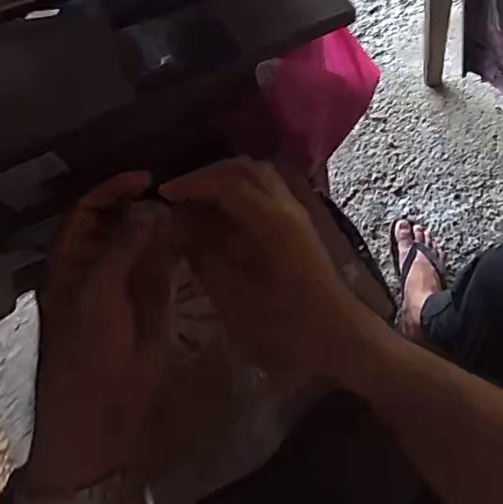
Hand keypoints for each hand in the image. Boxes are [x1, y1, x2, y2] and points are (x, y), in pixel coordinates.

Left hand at [27, 172, 170, 493]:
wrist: (102, 409)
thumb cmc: (85, 349)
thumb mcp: (98, 292)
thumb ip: (125, 246)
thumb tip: (152, 206)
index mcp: (73, 259)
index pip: (89, 210)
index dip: (112, 190)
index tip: (145, 179)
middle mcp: (100, 262)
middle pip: (120, 219)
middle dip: (144, 202)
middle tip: (176, 192)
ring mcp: (129, 278)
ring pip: (146, 238)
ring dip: (164, 221)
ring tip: (189, 206)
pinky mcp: (154, 295)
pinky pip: (166, 260)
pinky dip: (178, 243)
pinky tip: (194, 232)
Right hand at [159, 158, 386, 381]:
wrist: (338, 335)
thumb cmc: (286, 324)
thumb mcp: (235, 297)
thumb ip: (204, 258)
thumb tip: (178, 229)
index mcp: (271, 220)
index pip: (228, 182)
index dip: (193, 184)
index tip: (164, 194)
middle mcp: (287, 206)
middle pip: (245, 169)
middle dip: (208, 175)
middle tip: (177, 193)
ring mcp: (297, 212)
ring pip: (259, 175)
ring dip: (226, 178)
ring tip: (197, 199)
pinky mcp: (299, 223)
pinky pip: (268, 189)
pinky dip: (242, 189)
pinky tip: (224, 212)